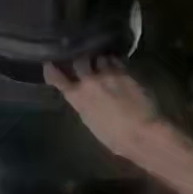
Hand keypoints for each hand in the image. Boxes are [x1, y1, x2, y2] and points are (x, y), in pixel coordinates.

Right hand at [44, 57, 168, 160]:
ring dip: (98, 58)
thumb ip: (84, 104)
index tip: (50, 63)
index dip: (51, 68)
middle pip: (78, 60)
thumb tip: (84, 96)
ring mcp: (108, 74)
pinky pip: (115, 59)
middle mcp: (89, 81)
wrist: (142, 132)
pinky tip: (115, 62)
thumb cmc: (115, 137)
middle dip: (78, 58)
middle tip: (81, 59)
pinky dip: (113, 60)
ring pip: (98, 56)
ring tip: (100, 59)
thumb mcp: (90, 122)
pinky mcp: (125, 72)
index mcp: (77, 97)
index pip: (56, 77)